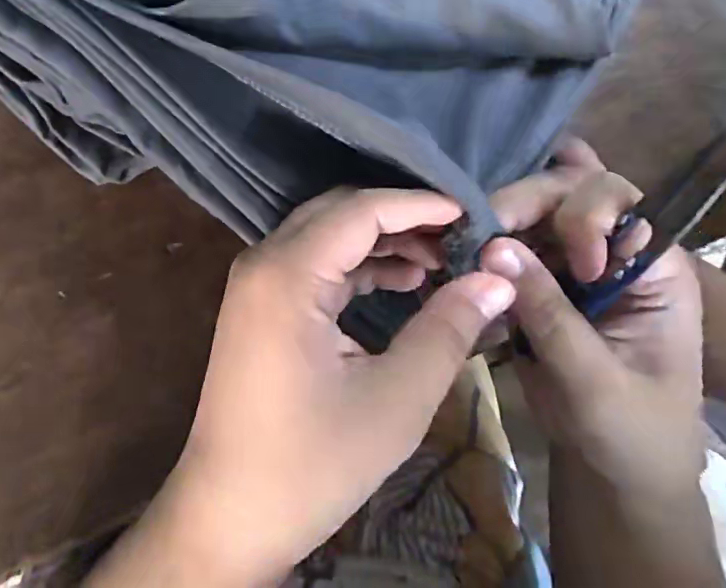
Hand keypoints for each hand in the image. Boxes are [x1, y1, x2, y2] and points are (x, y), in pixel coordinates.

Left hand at [88, 188, 515, 586]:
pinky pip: (316, 263)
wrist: (228, 519)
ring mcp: (257, 281)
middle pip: (342, 212)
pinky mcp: (261, 304)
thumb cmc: (312, 463)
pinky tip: (402, 283)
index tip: (471, 213)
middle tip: (460, 237)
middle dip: (403, 219)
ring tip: (440, 262)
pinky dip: (359, 266)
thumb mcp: (395, 399)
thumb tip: (498, 279)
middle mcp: (265, 261)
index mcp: (288, 273)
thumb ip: (448, 330)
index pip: (361, 210)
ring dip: (383, 242)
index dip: (419, 205)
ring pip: (328, 234)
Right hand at [482, 142, 707, 489]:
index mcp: (655, 265)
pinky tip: (469, 239)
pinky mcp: (542, 271)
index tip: (574, 265)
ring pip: (534, 206)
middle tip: (485, 231)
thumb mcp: (596, 384)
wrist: (616, 473)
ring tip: (468, 242)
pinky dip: (489, 235)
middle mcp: (616, 246)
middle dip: (528, 203)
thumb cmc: (632, 435)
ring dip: (500, 216)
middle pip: (571, 190)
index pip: (622, 201)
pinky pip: (513, 236)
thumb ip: (550, 315)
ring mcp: (575, 255)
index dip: (587, 215)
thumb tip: (493, 247)